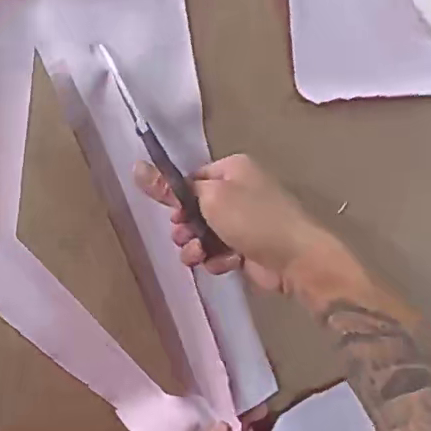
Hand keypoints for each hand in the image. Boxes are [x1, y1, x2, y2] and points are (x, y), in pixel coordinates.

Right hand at [132, 154, 356, 294]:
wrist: (294, 258)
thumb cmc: (252, 219)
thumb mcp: (207, 198)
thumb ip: (170, 188)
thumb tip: (136, 167)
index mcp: (232, 170)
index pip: (190, 181)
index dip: (177, 201)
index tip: (174, 215)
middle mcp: (237, 191)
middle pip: (192, 211)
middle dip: (185, 229)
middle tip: (186, 236)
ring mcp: (242, 222)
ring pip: (201, 235)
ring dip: (196, 247)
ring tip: (202, 254)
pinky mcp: (245, 247)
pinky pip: (217, 252)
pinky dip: (216, 259)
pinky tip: (225, 263)